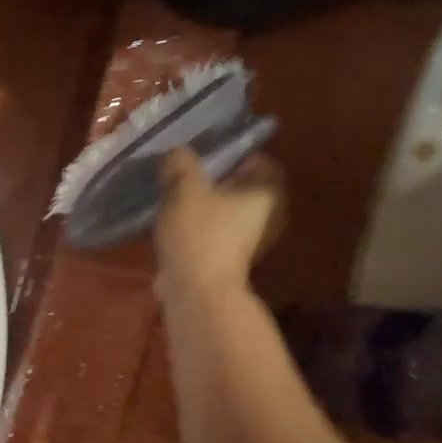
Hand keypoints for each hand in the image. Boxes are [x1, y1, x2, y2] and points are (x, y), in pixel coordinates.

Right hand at [153, 146, 283, 300]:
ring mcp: (249, 241)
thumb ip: (180, 165)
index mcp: (267, 192)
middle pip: (242, 188)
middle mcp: (267, 215)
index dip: (235, 154)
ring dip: (205, 206)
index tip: (207, 153)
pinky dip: (199, 227)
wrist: (196, 290)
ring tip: (175, 199)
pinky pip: (214, 233)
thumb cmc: (200, 233)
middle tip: (187, 174)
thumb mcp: (184, 189)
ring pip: (226, 212)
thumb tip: (175, 151)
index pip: (260, 161)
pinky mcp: (227, 260)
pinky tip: (174, 225)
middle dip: (217, 181)